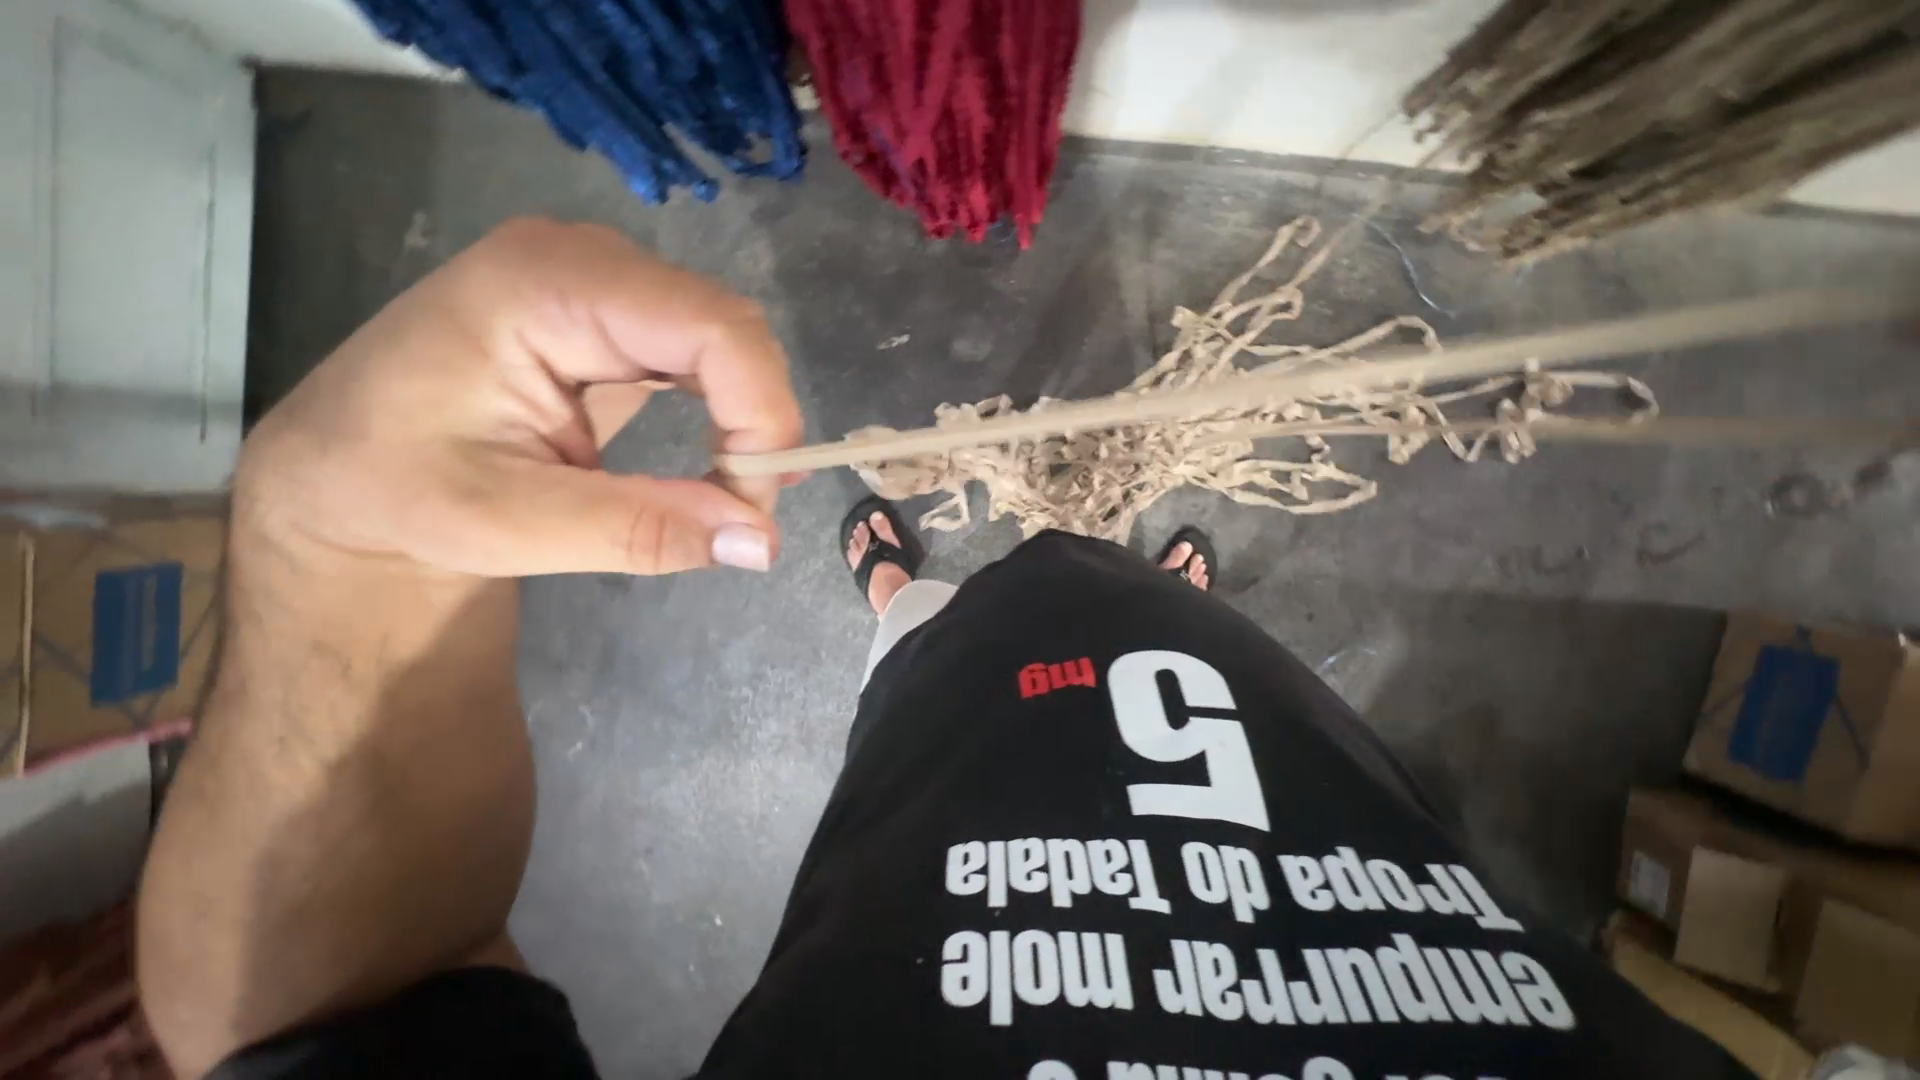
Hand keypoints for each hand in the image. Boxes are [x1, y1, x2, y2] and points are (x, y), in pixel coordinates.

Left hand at [236, 218, 803, 578]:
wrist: (336, 474)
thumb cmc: (394, 491)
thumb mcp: (509, 526)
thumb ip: (640, 530)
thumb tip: (761, 546)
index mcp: (545, 284)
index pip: (710, 326)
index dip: (760, 412)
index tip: (753, 504)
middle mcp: (582, 260)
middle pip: (727, 326)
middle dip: (757, 421)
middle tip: (745, 511)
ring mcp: (596, 280)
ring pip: (725, 337)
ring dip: (747, 417)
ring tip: (734, 491)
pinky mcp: (607, 314)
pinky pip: (700, 348)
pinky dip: (725, 406)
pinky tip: (721, 455)